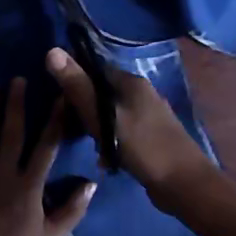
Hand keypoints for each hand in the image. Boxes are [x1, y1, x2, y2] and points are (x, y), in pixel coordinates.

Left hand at [0, 77, 95, 235]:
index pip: (46, 146)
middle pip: (12, 132)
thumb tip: (92, 184)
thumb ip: (73, 210)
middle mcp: (4, 173)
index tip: (60, 97)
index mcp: (29, 184)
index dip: (54, 120)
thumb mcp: (52, 235)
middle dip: (16, 104)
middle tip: (19, 79)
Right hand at [45, 48, 216, 196]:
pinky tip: (104, 161)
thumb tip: (51, 50)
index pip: (94, 70)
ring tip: (83, 145)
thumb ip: (79, 87)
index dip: (73, 83)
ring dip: (95, 129)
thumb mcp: (104, 117)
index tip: (56, 102)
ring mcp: (147, 116)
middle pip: (101, 93)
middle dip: (82, 110)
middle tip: (67, 129)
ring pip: (109, 115)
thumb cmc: (143, 146)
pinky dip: (110, 144)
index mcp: (131, 82)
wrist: (184, 184)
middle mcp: (141, 94)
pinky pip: (120, 134)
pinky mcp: (149, 138)